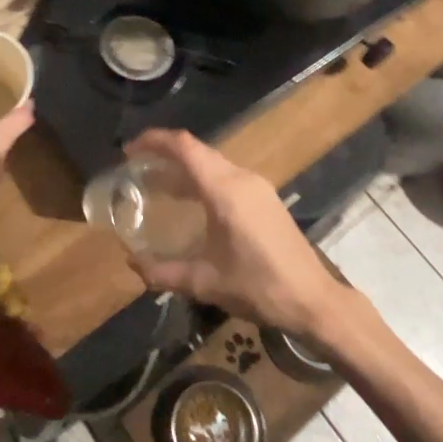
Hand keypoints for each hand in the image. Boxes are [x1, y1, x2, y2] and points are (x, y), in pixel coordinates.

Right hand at [123, 129, 347, 335]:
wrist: (313, 300)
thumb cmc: (259, 287)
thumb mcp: (205, 283)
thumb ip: (164, 272)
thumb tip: (132, 263)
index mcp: (225, 190)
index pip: (185, 147)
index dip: (154, 141)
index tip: (129, 151)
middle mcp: (242, 178)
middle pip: (198, 150)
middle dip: (165, 153)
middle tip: (137, 169)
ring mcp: (258, 187)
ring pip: (213, 163)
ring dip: (185, 167)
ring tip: (158, 185)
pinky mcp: (266, 199)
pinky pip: (227, 176)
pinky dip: (203, 179)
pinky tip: (191, 203)